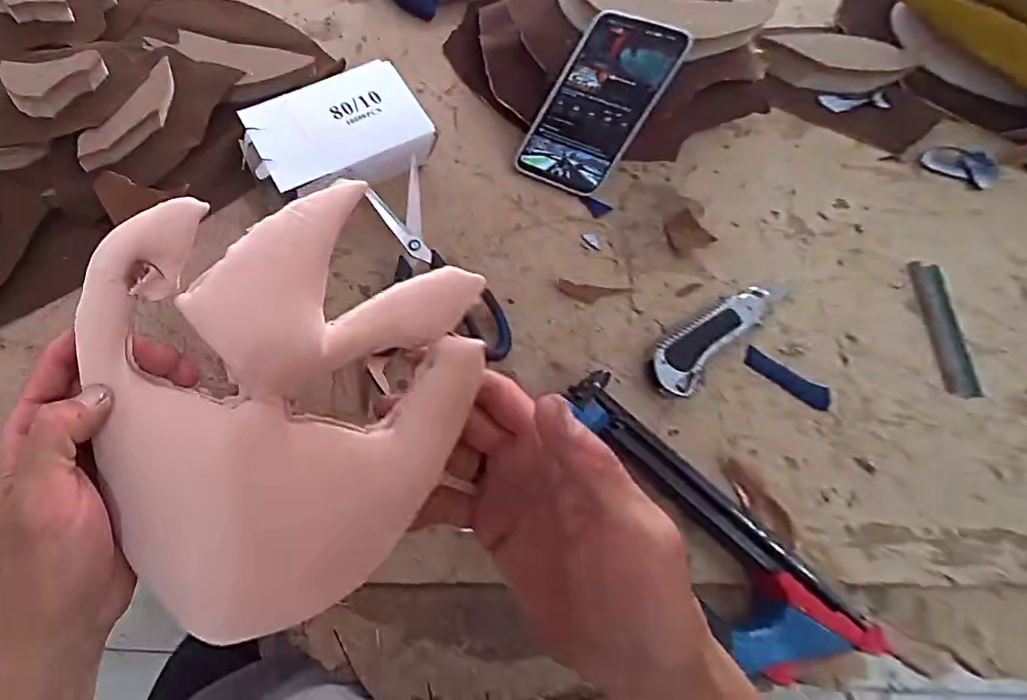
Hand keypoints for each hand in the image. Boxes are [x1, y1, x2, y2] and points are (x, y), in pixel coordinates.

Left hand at [0, 330, 199, 699]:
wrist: (70, 622)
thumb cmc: (46, 559)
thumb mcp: (39, 493)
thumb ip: (56, 432)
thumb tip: (101, 390)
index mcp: (31, 432)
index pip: (56, 367)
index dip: (87, 338)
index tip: (128, 320)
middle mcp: (62, 434)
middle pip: (99, 377)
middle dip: (137, 361)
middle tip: (177, 364)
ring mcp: (94, 453)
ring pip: (126, 399)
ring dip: (157, 384)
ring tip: (192, 381)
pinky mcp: (123, 471)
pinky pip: (144, 428)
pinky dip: (166, 411)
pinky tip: (191, 408)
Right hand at [408, 374, 755, 699]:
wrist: (637, 660)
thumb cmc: (647, 587)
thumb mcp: (630, 522)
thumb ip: (592, 464)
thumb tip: (550, 404)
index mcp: (556, 449)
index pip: (504, 399)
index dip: (467, 379)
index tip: (426, 367)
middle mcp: (525, 461)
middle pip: (468, 420)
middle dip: (430, 407)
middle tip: (387, 407)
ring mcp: (505, 494)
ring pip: (452, 456)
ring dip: (420, 448)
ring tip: (379, 446)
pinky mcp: (491, 529)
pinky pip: (450, 503)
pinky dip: (423, 497)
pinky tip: (395, 500)